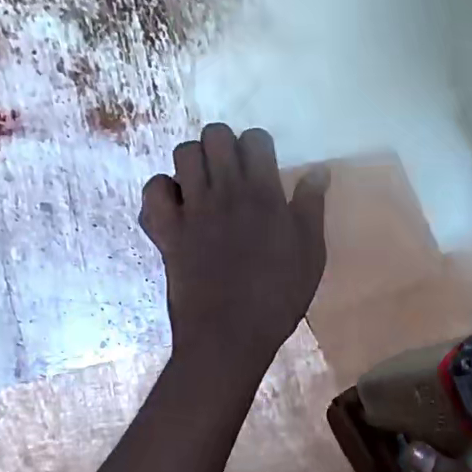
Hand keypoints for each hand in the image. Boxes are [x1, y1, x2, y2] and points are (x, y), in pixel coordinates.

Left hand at [140, 124, 328, 374]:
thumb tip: (318, 170)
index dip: (258, 148)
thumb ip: (311, 209)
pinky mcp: (167, 231)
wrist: (230, 335)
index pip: (256, 140)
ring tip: (204, 188)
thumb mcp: (310, 256)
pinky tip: (177, 207)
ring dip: (194, 163)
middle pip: (215, 135)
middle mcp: (225, 192)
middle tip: (231, 174)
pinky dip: (162, 192)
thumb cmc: (277, 299)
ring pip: (183, 154)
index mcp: (263, 194)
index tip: (261, 169)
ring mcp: (191, 210)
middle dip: (223, 147)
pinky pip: (153, 191)